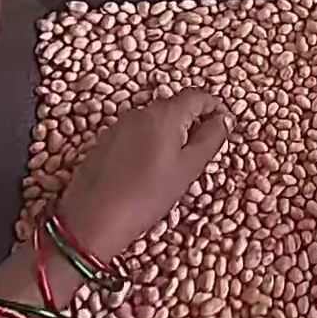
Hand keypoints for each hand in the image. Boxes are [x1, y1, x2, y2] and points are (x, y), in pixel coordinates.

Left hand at [57, 90, 231, 263]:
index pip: (197, 96)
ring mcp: (119, 126)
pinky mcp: (105, 142)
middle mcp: (140, 111)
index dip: (215, 107)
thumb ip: (210, 139)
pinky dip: (151, 144)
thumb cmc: (147, 196)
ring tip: (178, 165)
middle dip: (194, 122)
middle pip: (175, 107)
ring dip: (172, 134)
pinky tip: (150, 171)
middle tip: (204, 151)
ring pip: (156, 121)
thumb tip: (224, 119)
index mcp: (164, 114)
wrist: (91, 220)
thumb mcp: (188, 169)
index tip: (225, 126)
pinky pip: (137, 134)